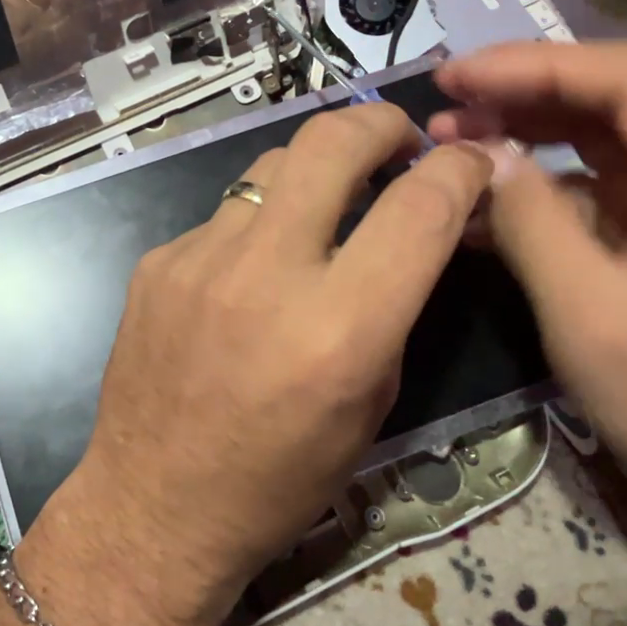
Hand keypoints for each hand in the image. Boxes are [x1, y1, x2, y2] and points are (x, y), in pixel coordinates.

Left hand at [13, 104, 492, 625]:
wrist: (156, 501)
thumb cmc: (280, 479)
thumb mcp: (370, 403)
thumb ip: (397, 306)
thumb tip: (420, 230)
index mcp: (339, 327)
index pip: (418, 207)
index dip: (459, 170)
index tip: (469, 162)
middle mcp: (266, 273)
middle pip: (330, 141)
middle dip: (377, 123)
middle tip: (395, 144)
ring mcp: (199, 258)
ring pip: (271, 165)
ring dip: (314, 171)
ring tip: (326, 204)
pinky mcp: (157, 261)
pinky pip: (224, 216)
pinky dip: (256, 226)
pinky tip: (252, 269)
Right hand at [428, 42, 626, 532]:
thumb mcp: (595, 318)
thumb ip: (533, 223)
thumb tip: (483, 154)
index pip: (626, 75)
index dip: (531, 63)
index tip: (452, 78)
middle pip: (620, 99)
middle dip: (524, 97)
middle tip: (442, 115)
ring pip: (616, 139)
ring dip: (535, 136)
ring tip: (456, 149)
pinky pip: (620, 187)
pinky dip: (556, 185)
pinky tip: (498, 205)